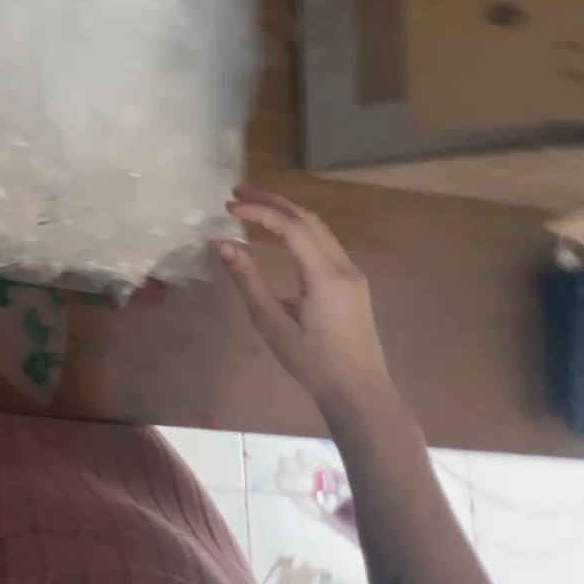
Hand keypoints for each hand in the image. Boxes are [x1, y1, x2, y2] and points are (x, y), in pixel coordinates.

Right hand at [213, 186, 397, 413]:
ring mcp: (352, 274)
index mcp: (325, 276)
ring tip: (253, 203)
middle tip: (236, 192)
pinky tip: (279, 230)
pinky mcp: (351, 283)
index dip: (258, 211)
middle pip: (308, 219)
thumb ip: (247, 280)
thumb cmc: (312, 361)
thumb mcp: (271, 322)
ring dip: (286, 211)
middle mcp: (344, 267)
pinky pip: (324, 242)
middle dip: (272, 201)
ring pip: (319, 228)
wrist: (359, 391)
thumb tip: (223, 244)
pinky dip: (298, 226)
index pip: (291, 228)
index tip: (228, 207)